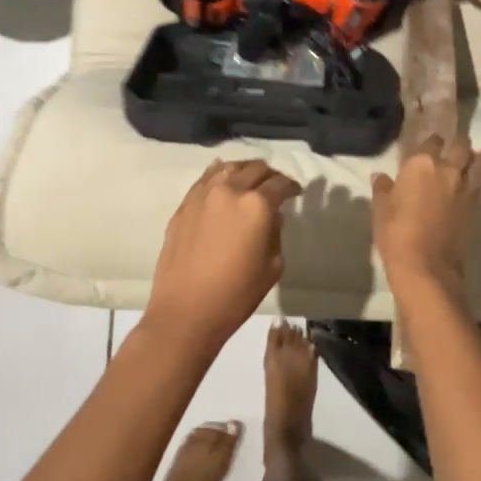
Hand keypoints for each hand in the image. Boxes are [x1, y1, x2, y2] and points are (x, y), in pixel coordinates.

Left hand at [147, 159, 300, 350]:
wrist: (185, 312)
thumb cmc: (236, 295)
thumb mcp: (273, 266)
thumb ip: (276, 232)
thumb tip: (271, 216)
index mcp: (257, 205)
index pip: (280, 183)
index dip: (292, 187)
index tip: (296, 193)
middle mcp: (230, 190)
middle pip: (256, 169)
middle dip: (270, 175)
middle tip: (275, 187)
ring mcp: (203, 195)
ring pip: (229, 167)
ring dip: (245, 171)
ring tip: (250, 181)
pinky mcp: (184, 206)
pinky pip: (205, 179)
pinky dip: (219, 175)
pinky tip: (223, 180)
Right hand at [371, 136, 480, 291]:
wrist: (427, 266)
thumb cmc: (396, 234)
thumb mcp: (380, 210)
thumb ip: (382, 189)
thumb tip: (380, 176)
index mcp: (421, 164)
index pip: (431, 141)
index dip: (432, 142)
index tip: (431, 145)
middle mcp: (447, 169)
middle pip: (461, 145)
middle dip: (459, 142)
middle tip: (457, 145)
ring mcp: (464, 187)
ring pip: (479, 162)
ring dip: (478, 157)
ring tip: (479, 156)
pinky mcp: (476, 206)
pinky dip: (480, 179)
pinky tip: (476, 181)